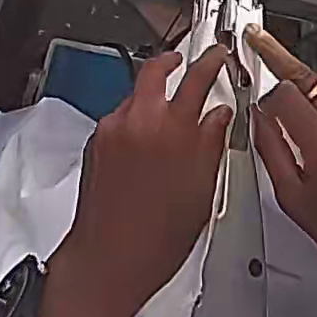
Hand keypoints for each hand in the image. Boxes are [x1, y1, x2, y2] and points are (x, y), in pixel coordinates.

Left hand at [40, 47, 232, 316]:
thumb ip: (212, 142)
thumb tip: (220, 116)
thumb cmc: (157, 238)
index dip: (211, 61)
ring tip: (166, 114)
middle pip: (156, 69)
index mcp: (175, 129)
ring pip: (136, 93)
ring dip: (152, 94)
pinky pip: (120, 115)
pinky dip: (135, 117)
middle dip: (172, 60)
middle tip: (183, 61)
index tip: (217, 56)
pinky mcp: (96, 140)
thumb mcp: (203, 189)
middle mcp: (141, 120)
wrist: (108, 260)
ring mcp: (114, 128)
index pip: (198, 77)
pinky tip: (145, 140)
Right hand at [244, 24, 316, 299]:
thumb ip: (270, 147)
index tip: (255, 53)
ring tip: (299, 121)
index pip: (287, 93)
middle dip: (283, 68)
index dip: (266, 80)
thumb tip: (257, 113)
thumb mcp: (291, 197)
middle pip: (309, 80)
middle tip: (262, 42)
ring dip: (308, 95)